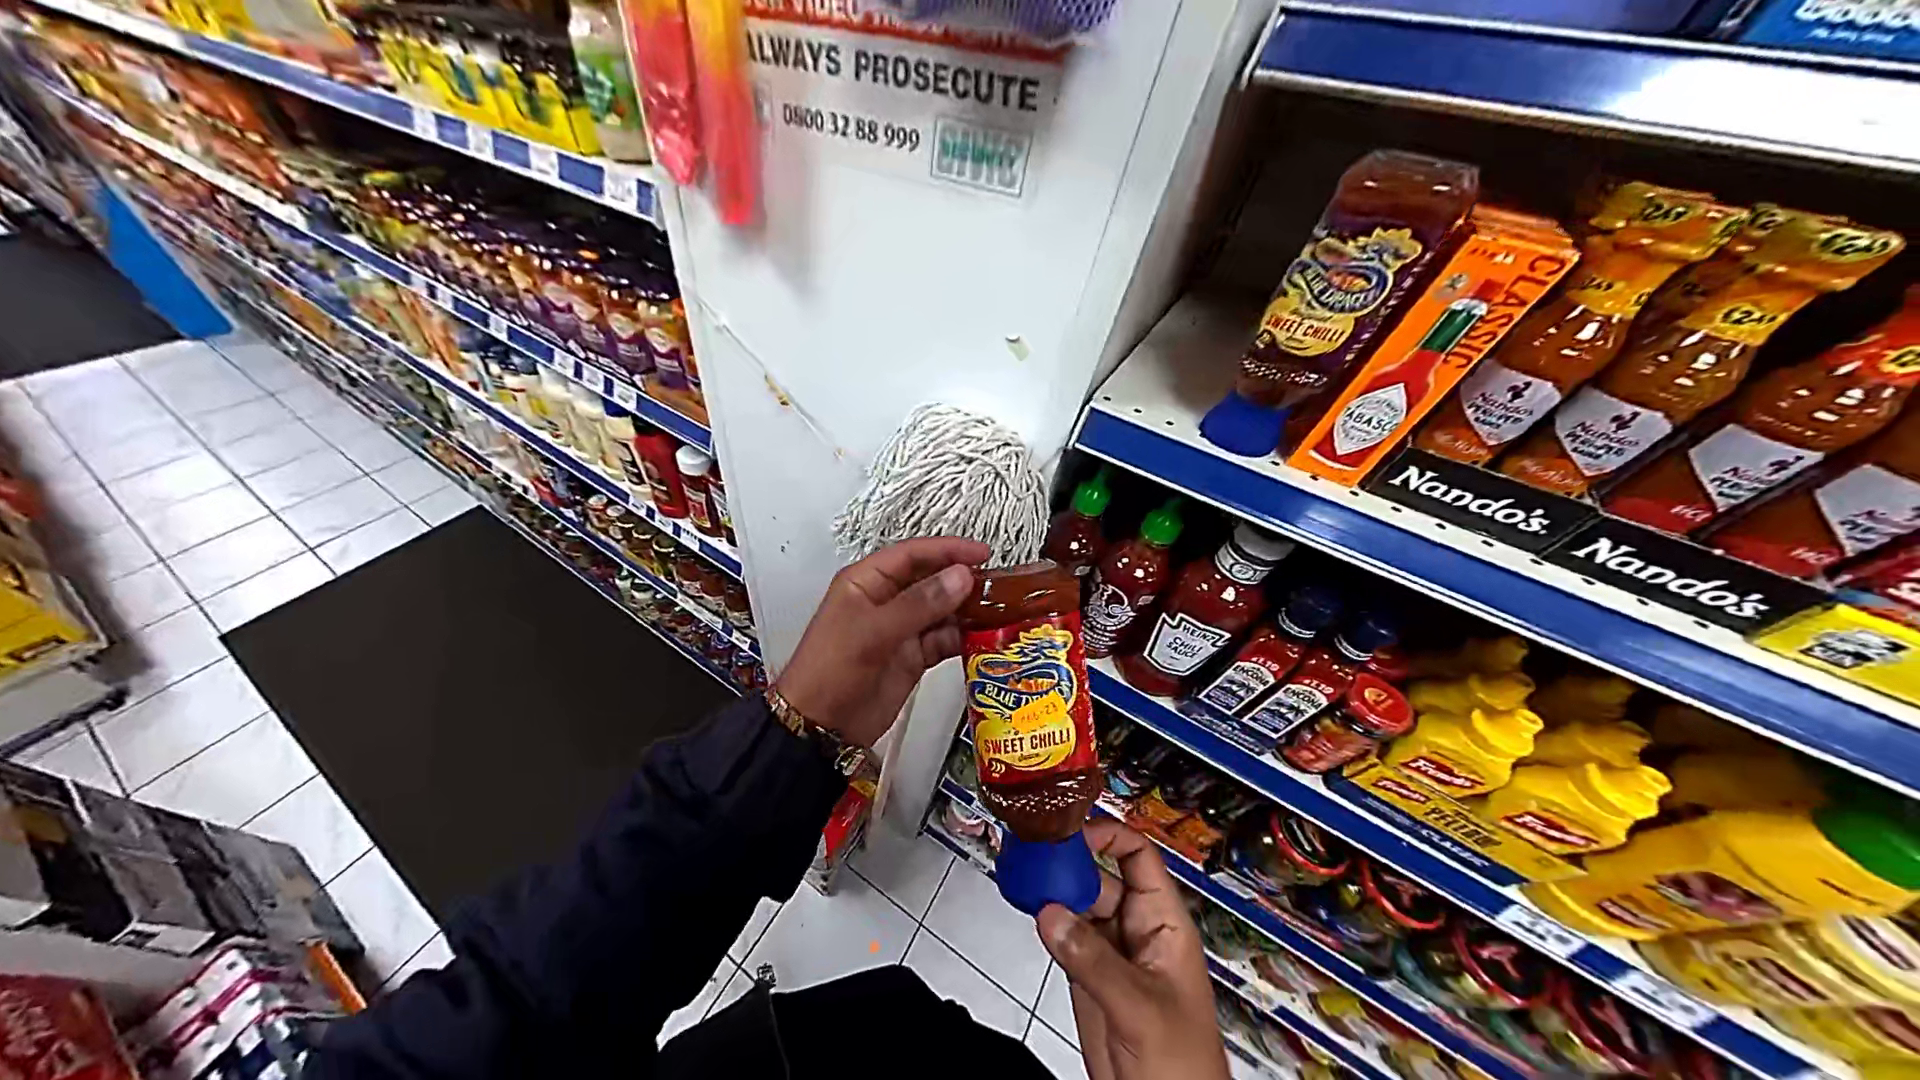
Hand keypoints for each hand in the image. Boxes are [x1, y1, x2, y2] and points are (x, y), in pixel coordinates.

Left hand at [774, 537, 989, 747]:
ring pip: (942, 610)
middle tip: (997, 583)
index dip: (947, 550)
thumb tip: (960, 576)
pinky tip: (983, 638)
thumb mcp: (873, 631)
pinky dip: (962, 638)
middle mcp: (886, 602)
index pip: (912, 555)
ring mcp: (901, 630)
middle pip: (931, 580)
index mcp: (867, 583)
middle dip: (962, 579)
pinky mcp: (912, 657)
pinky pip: (943, 640)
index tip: (980, 553)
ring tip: (998, 610)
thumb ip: (920, 603)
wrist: (820, 727)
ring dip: (967, 610)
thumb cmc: (830, 670)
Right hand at [1035, 820, 1228, 1079]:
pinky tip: (1029, 909)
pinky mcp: (1086, 972)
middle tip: (1037, 857)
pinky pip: (1063, 931)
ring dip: (1052, 889)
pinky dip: (1044, 918)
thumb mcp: (1141, 1008)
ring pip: (1077, 901)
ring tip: (1026, 878)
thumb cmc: (1185, 1068)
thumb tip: (1054, 916)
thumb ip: (1095, 961)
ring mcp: (1109, 950)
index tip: (1074, 833)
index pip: (1138, 857)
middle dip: (1069, 862)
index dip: (1108, 837)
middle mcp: (1135, 928)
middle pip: (1099, 874)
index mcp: (1163, 922)